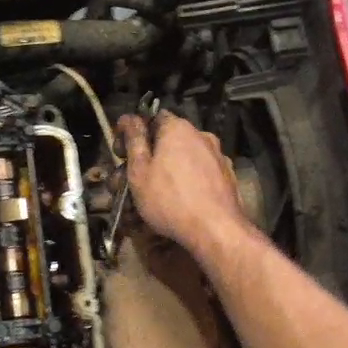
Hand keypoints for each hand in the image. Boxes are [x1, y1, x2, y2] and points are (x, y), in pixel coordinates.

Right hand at [117, 112, 246, 255]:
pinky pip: (198, 174)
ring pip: (182, 160)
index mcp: (178, 129)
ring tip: (149, 198)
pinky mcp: (226, 178)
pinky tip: (176, 203)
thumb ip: (133, 141)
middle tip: (129, 181)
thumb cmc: (169, 198)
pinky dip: (184, 182)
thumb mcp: (139, 170)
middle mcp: (201, 136)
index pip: (151, 117)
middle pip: (166, 141)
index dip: (133, 133)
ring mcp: (217, 157)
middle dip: (146, 158)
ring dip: (164, 172)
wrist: (216, 230)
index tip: (120, 153)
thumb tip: (128, 117)